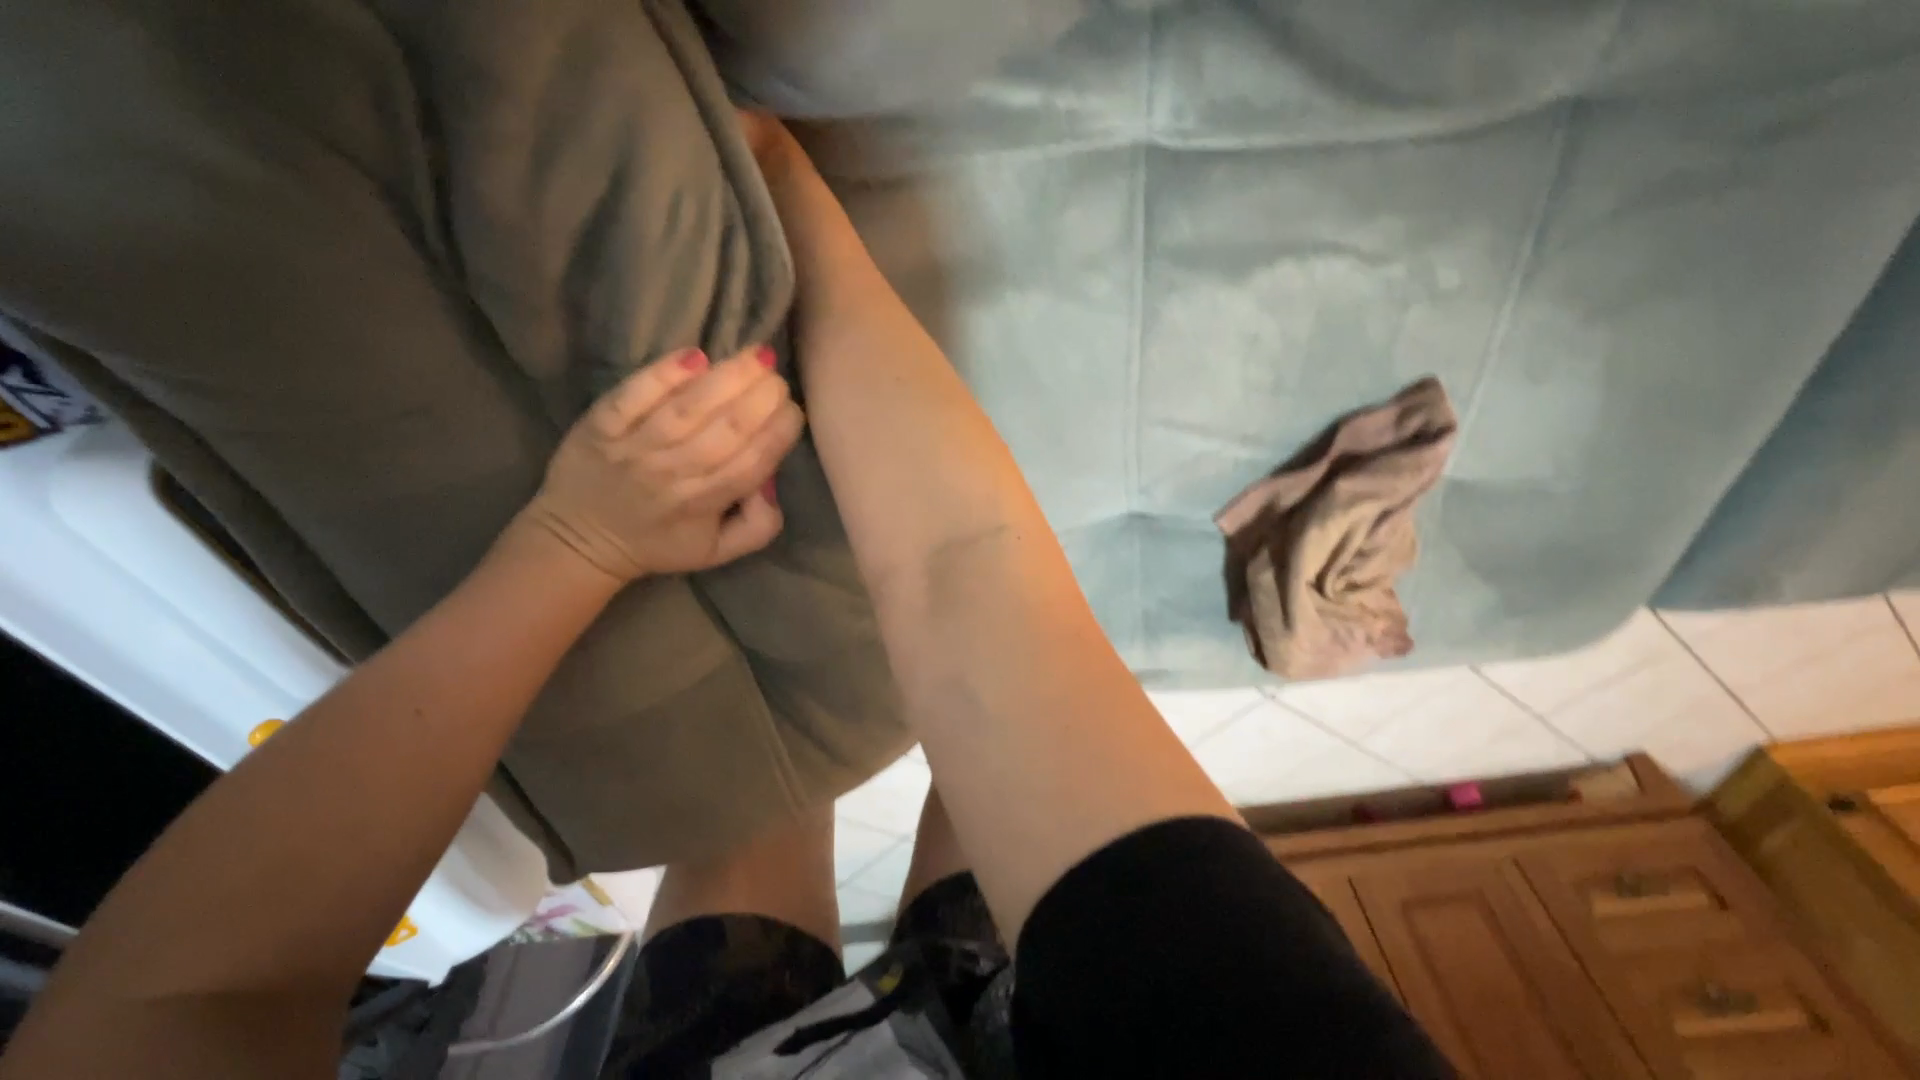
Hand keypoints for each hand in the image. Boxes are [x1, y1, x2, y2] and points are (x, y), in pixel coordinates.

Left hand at [517, 345, 804, 581]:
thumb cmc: (659, 540)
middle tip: (776, 377)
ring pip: (687, 410)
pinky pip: (634, 397)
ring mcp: (634, 448)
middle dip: (761, 399)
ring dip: (727, 379)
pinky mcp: (601, 426)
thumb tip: (772, 482)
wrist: (581, 538)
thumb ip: (760, 526)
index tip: (794, 409)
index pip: (753, 464)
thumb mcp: (719, 552)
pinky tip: (696, 357)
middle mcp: (672, 475)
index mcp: (704, 504)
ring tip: (754, 357)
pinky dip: (663, 376)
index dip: (781, 432)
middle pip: (727, 432)